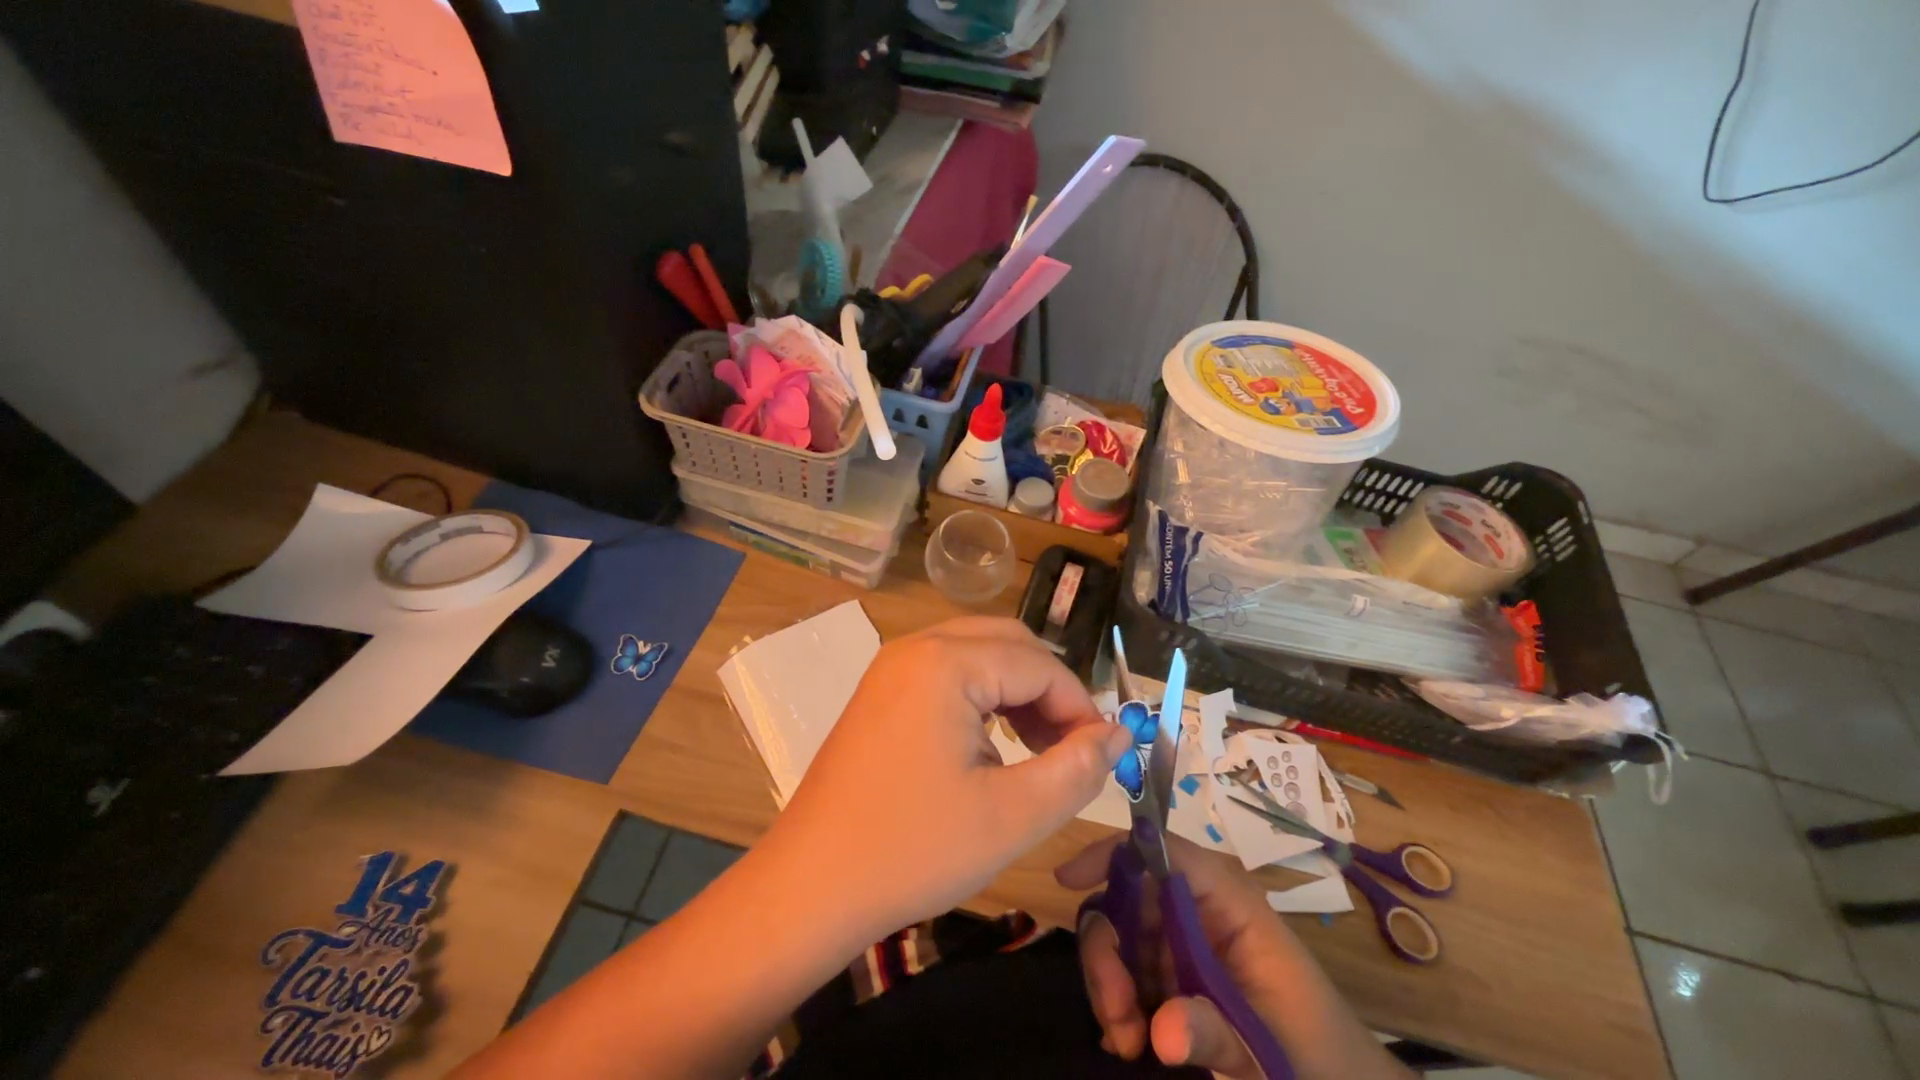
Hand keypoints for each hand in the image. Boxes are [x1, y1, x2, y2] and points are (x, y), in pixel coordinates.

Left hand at [763, 617, 1133, 942]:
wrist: (811, 886)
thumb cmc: (913, 851)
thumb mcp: (1013, 816)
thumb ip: (1077, 769)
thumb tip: (1119, 734)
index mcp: (945, 664)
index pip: (1040, 665)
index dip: (1081, 708)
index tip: (1101, 758)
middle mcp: (915, 649)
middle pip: (1009, 644)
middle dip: (1051, 692)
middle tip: (1071, 750)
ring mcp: (890, 670)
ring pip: (978, 656)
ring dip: (1018, 693)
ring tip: (1040, 752)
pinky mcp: (879, 695)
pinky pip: (947, 675)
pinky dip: (983, 699)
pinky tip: (993, 750)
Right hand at [1057, 835, 1413, 1079]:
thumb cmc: (1319, 1056)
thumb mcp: (1269, 1049)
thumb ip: (1217, 1034)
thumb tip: (1160, 1031)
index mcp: (1232, 906)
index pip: (1165, 854)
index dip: (1113, 853)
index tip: (1067, 880)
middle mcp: (1202, 915)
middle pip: (1128, 899)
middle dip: (1106, 952)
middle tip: (1116, 1017)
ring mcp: (1187, 946)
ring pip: (1121, 938)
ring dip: (1110, 988)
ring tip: (1127, 1044)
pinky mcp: (1179, 979)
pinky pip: (1129, 974)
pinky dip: (1118, 1005)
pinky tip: (1129, 1044)